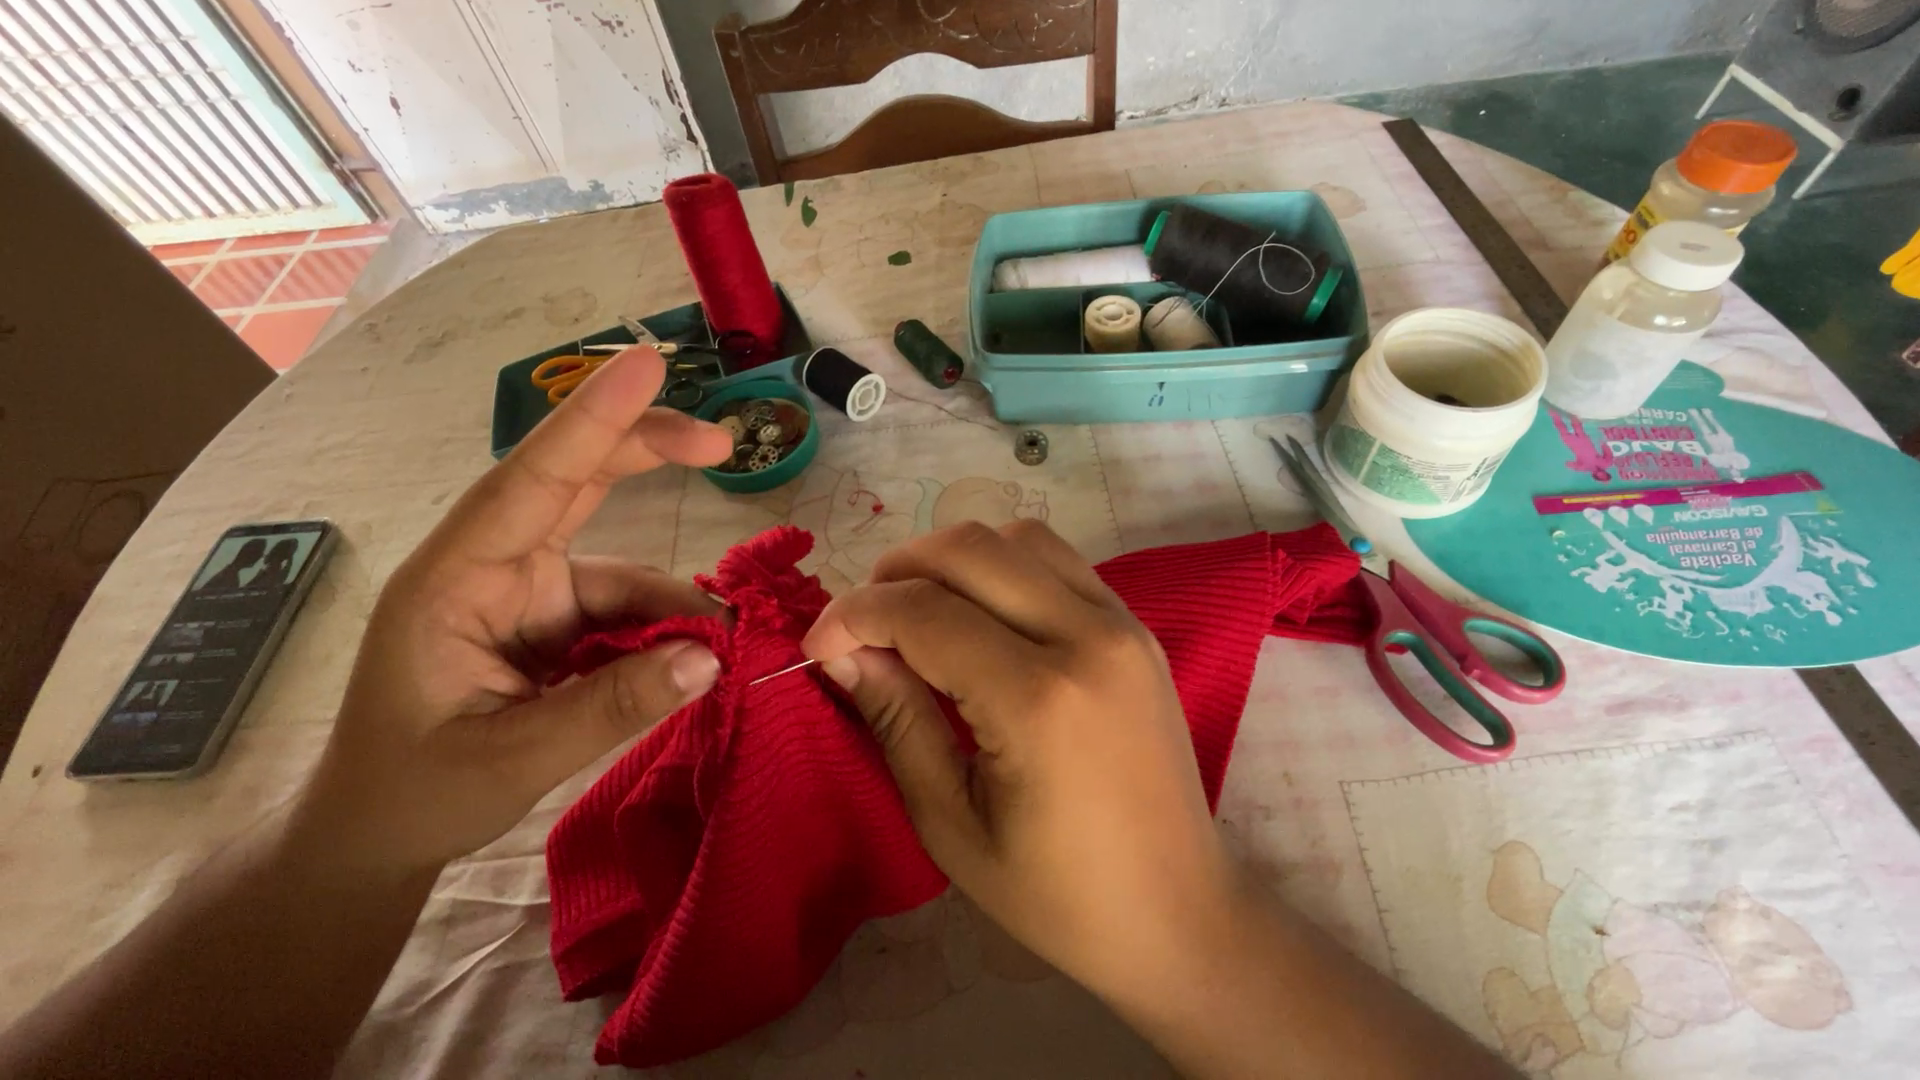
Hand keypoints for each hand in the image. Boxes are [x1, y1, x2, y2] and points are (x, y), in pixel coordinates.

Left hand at [298, 346, 733, 872]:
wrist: (375, 832)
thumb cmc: (416, 791)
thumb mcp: (514, 758)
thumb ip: (613, 706)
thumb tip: (710, 658)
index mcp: (456, 580)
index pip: (529, 482)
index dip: (592, 420)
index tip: (649, 364)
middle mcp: (492, 568)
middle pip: (573, 481)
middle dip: (646, 451)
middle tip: (723, 443)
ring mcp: (526, 594)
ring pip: (618, 560)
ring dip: (674, 598)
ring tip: (722, 645)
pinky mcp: (554, 622)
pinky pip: (625, 608)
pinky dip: (665, 628)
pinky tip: (694, 659)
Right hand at [799, 520, 1237, 1000]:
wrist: (1178, 911)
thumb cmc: (1057, 895)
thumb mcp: (951, 824)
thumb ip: (896, 721)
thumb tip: (842, 652)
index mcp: (1037, 699)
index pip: (922, 611)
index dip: (853, 616)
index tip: (818, 647)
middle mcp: (1086, 638)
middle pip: (967, 550)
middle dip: (894, 572)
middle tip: (862, 627)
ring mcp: (1123, 624)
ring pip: (1016, 537)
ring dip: (951, 559)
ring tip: (918, 613)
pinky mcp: (1138, 627)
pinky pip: (1058, 560)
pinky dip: (1003, 567)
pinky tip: (981, 616)